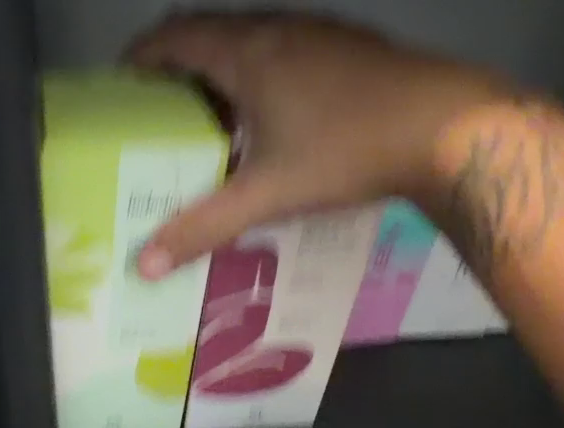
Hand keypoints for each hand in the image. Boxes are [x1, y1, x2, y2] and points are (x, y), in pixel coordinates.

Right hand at [126, 12, 518, 278]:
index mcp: (248, 53)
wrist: (444, 126)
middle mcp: (279, 28)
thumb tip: (145, 264)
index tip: (120, 83)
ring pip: (251, 40)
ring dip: (220, 70)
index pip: (176, 36)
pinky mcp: (348, 48)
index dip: (142, 56)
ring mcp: (318, 33)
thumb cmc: (344, 152)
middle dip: (176, 66)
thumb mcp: (265, 196)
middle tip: (157, 110)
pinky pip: (284, 50)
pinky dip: (257, 75)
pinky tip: (269, 120)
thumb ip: (203, 227)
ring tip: (207, 119)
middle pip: (211, 33)